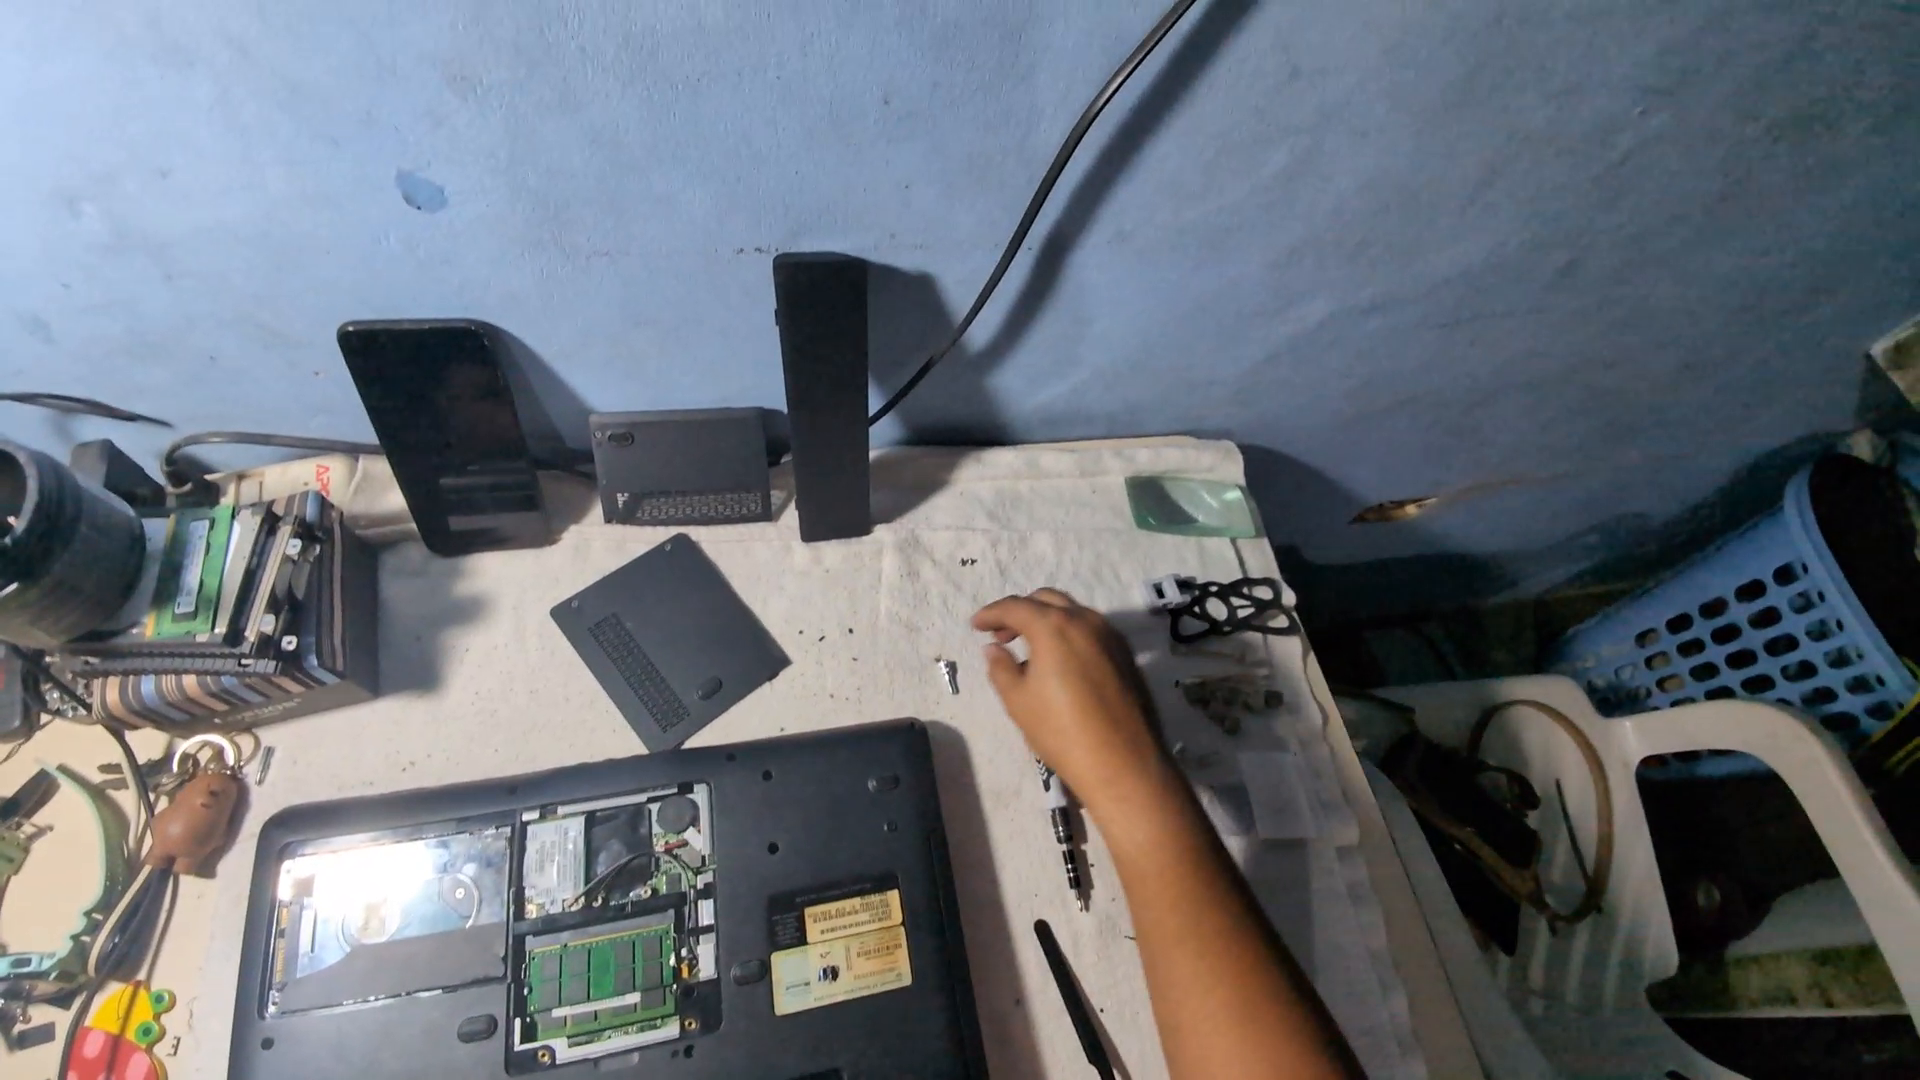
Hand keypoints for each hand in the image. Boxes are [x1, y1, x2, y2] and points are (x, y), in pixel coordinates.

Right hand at [972, 589, 1172, 812]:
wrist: (1122, 764)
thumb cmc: (1061, 731)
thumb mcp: (1018, 701)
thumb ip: (1001, 668)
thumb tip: (993, 649)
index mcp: (1054, 626)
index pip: (1015, 607)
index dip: (991, 613)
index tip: (976, 625)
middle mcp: (1085, 620)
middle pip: (1046, 600)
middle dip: (1020, 611)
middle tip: (1001, 635)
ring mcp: (1110, 635)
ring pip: (1072, 613)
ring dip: (1046, 621)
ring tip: (1028, 649)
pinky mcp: (1126, 654)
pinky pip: (1090, 630)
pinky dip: (1068, 634)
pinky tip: (1059, 662)